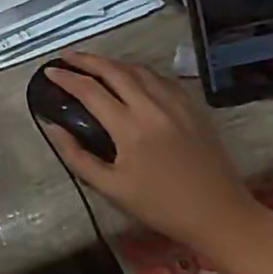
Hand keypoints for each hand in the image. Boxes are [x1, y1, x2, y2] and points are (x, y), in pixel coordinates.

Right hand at [42, 53, 267, 254]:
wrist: (223, 216)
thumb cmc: (161, 206)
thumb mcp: (110, 187)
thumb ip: (76, 155)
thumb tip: (52, 126)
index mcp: (129, 127)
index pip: (90, 90)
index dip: (66, 78)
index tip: (49, 72)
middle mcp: (153, 108)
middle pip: (115, 71)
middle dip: (87, 60)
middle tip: (67, 56)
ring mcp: (177, 106)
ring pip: (140, 71)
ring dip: (113, 63)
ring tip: (94, 63)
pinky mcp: (194, 110)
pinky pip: (162, 80)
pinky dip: (140, 72)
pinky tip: (132, 77)